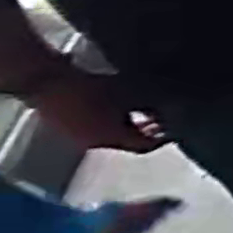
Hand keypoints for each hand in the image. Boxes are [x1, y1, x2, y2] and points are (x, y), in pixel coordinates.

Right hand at [25, 66, 165, 152]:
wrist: (51, 86)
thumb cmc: (94, 89)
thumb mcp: (132, 95)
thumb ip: (152, 107)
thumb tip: (170, 111)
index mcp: (110, 138)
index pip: (143, 146)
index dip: (164, 138)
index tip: (181, 127)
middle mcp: (95, 144)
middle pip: (131, 143)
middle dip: (152, 132)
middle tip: (170, 117)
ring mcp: (80, 139)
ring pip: (117, 138)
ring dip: (136, 128)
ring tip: (154, 112)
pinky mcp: (72, 131)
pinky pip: (102, 133)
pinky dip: (120, 126)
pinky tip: (130, 110)